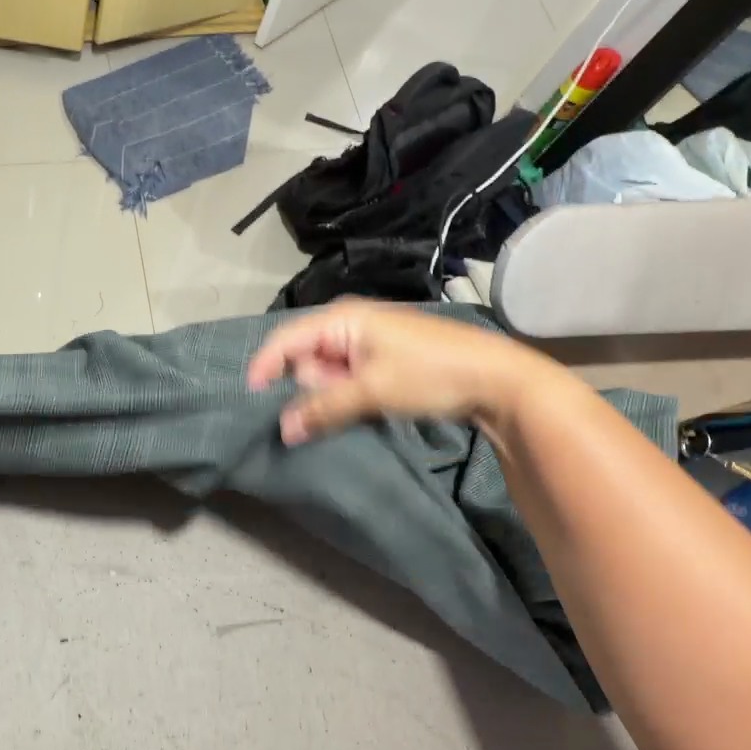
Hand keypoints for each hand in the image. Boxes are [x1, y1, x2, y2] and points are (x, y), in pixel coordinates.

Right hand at [246, 299, 573, 443]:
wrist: (499, 379)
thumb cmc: (432, 373)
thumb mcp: (371, 391)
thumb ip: (323, 408)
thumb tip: (284, 431)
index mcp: (342, 319)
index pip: (285, 340)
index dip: (265, 367)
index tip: (251, 399)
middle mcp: (349, 324)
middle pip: (304, 357)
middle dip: (308, 386)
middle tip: (330, 405)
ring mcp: (366, 342)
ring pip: (325, 372)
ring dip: (329, 394)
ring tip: (354, 407)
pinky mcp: (380, 360)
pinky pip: (345, 378)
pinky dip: (345, 395)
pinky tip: (360, 408)